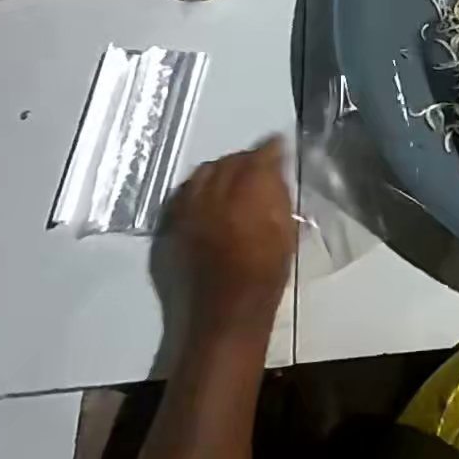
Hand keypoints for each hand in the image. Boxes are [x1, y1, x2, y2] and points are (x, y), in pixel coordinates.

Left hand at [169, 137, 297, 332]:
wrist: (225, 313)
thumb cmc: (266, 274)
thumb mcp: (285, 231)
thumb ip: (279, 196)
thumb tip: (275, 175)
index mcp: (252, 191)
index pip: (262, 155)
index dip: (272, 148)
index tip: (279, 146)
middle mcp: (217, 191)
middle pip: (231, 160)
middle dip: (246, 159)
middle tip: (258, 167)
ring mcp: (191, 206)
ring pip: (205, 172)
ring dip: (221, 170)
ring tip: (231, 180)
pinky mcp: (173, 223)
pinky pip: (185, 192)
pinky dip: (199, 188)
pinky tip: (208, 197)